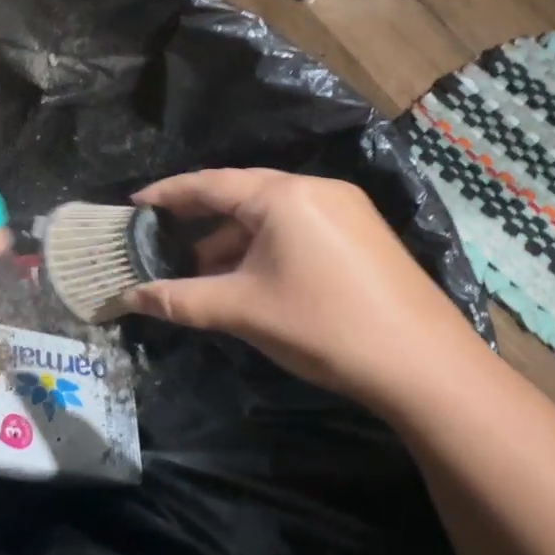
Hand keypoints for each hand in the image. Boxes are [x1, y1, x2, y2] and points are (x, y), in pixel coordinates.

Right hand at [127, 168, 481, 405]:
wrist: (428, 371)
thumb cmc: (323, 326)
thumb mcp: (240, 311)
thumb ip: (178, 298)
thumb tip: (126, 297)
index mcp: (284, 197)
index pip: (209, 183)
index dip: (166, 195)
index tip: (132, 206)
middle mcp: (316, 191)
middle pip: (239, 194)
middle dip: (196, 219)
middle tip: (158, 238)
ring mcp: (345, 212)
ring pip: (268, 214)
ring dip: (229, 240)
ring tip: (199, 271)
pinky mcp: (362, 237)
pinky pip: (295, 228)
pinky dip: (261, 247)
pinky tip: (247, 278)